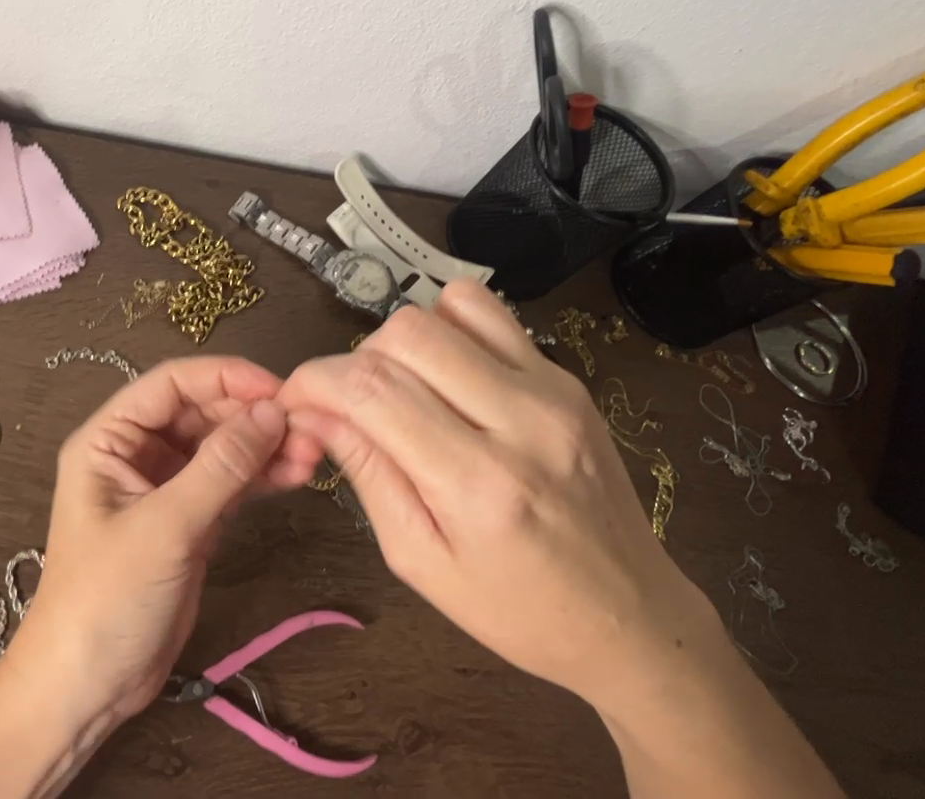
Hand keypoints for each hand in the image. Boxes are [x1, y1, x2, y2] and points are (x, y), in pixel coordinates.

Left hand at [4, 356, 321, 731]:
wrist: (86, 687)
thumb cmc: (106, 599)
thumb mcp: (164, 528)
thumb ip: (219, 467)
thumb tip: (273, 412)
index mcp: (108, 439)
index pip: (170, 384)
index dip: (225, 377)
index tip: (279, 389)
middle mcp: (135, 454)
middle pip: (201, 413)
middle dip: (252, 415)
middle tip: (308, 426)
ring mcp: (164, 488)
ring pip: (220, 448)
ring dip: (264, 447)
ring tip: (314, 453)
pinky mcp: (188, 521)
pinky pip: (229, 485)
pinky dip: (261, 478)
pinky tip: (297, 476)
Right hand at [278, 282, 719, 708]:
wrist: (630, 616)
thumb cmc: (516, 608)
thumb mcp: (420, 560)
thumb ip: (366, 473)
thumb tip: (310, 411)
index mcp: (476, 483)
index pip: (370, 389)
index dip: (313, 381)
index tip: (294, 402)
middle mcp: (520, 420)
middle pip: (404, 335)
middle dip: (355, 361)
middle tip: (352, 407)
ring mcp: (553, 389)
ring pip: (445, 309)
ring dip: (403, 342)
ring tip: (404, 390)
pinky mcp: (568, 377)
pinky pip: (490, 314)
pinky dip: (449, 330)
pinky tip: (449, 377)